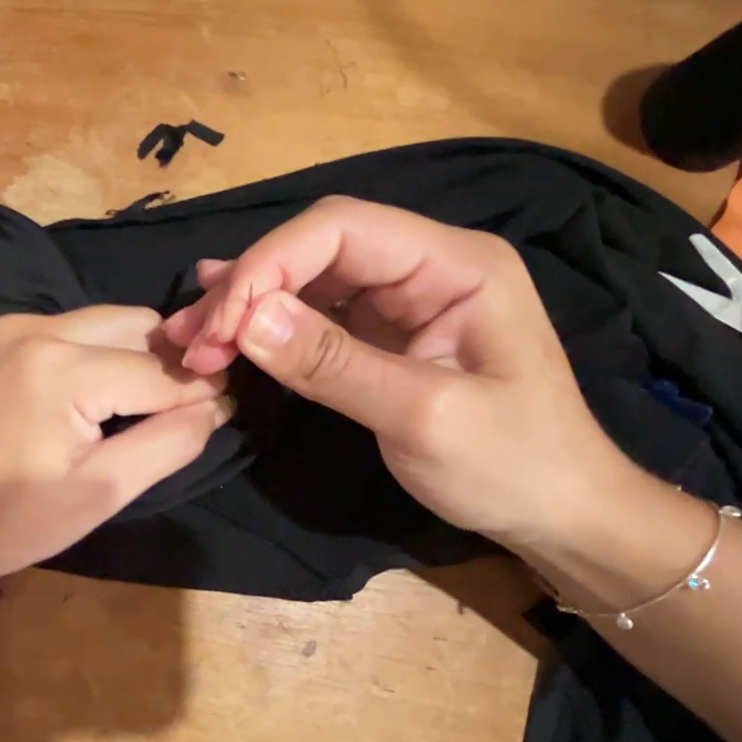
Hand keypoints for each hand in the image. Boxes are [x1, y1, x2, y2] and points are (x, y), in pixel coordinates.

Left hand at [0, 305, 232, 594]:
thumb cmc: (15, 522)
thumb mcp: (104, 491)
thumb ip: (170, 441)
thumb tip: (217, 405)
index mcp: (60, 365)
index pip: (157, 370)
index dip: (199, 392)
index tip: (232, 408)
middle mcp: (35, 327)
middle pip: (136, 326)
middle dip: (170, 364)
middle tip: (192, 408)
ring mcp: (12, 328)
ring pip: (107, 324)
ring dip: (137, 357)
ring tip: (153, 405)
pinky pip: (74, 333)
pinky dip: (102, 357)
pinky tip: (106, 397)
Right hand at [163, 197, 636, 548]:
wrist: (554, 511)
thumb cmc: (509, 463)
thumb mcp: (422, 416)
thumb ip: (334, 364)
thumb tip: (245, 319)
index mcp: (455, 265)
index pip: (341, 231)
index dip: (268, 266)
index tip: (218, 328)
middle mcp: (425, 267)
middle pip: (316, 250)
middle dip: (246, 287)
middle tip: (187, 340)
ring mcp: (402, 302)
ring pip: (306, 282)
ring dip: (245, 307)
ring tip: (188, 340)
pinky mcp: (382, 338)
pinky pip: (314, 319)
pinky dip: (266, 328)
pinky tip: (224, 332)